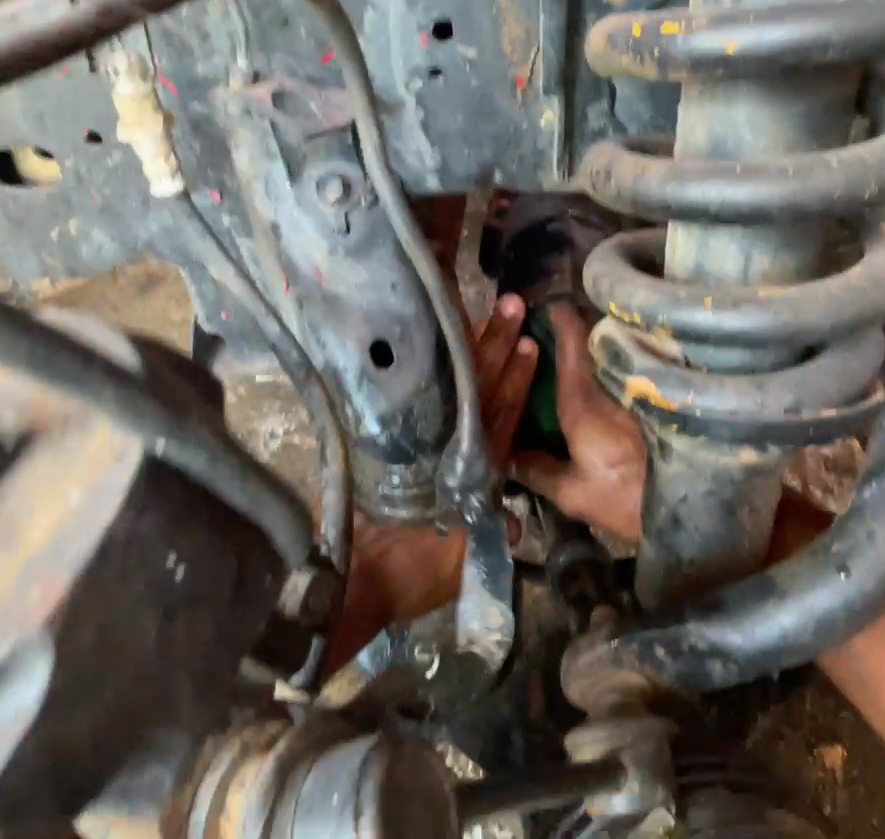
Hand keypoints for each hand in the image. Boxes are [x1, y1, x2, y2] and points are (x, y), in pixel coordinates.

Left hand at [327, 294, 540, 669]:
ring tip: (484, 310)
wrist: (355, 579)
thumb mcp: (460, 560)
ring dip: (469, 346)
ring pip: (450, 384)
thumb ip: (488, 531)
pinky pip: (413, 394)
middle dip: (496, 346)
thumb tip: (511, 521)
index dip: (517, 381)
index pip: (501, 416)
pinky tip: (435, 337)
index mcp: (472, 472)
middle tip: (511, 304)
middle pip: (478, 388)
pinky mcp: (385, 439)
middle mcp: (448, 448)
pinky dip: (427, 365)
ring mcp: (419, 440)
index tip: (529, 345)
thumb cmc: (410, 574)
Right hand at [515, 303, 647, 544]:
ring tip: (578, 347)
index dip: (559, 317)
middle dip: (575, 329)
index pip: (572, 340)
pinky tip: (606, 378)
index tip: (546, 304)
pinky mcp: (656, 401)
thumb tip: (505, 455)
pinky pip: (627, 371)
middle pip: (594, 340)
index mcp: (584, 401)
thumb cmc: (628, 499)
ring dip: (597, 346)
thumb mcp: (572, 493)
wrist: (692, 512)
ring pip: (613, 354)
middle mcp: (612, 384)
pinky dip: (614, 366)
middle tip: (553, 326)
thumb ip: (536, 470)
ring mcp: (639, 389)